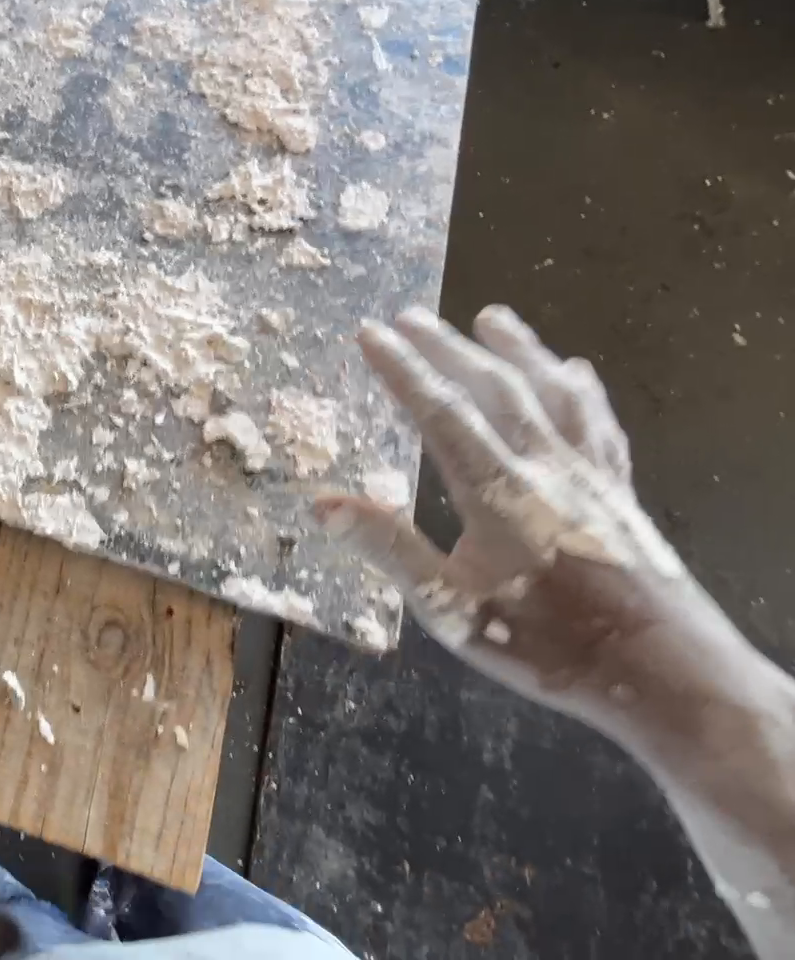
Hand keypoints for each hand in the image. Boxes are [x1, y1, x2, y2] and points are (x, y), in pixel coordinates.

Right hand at [315, 306, 743, 737]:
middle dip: (447, 348)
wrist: (674, 680)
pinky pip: (598, 425)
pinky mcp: (621, 494)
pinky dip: (579, 391)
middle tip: (410, 316)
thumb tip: (321, 502)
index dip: (402, 370)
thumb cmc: (549, 646)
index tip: (370, 334)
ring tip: (491, 317)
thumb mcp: (450, 608)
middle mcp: (548, 470)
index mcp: (500, 493)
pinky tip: (574, 373)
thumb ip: (388, 548)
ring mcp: (593, 478)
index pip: (441, 414)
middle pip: (495, 391)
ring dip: (517, 352)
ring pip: (551, 396)